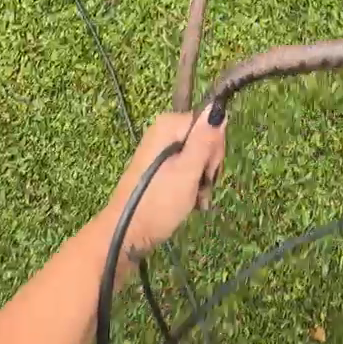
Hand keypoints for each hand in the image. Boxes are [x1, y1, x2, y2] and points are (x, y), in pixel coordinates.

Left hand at [101, 110, 227, 257]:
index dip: (214, 150)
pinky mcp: (159, 167)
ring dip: (202, 180)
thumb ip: (204, 139)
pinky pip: (186, 167)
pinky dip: (191, 185)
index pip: (210, 124)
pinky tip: (190, 201)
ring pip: (198, 157)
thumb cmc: (158, 202)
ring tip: (195, 200)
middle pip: (205, 140)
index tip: (207, 174)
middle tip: (201, 189)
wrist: (125, 235)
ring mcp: (160, 149)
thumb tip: (217, 108)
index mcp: (169, 125)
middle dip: (208, 167)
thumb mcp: (188, 171)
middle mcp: (164, 131)